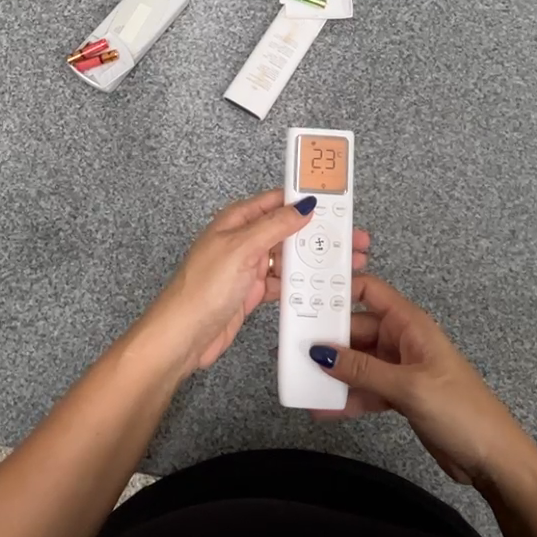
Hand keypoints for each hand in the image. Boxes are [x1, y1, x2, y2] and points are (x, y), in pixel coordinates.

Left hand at [139, 189, 369, 375]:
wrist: (183, 336)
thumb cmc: (202, 288)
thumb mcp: (241, 249)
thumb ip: (274, 226)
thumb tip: (303, 205)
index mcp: (236, 220)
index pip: (277, 201)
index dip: (305, 200)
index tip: (336, 203)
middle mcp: (243, 240)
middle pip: (288, 230)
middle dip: (319, 234)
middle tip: (353, 240)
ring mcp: (247, 267)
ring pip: (288, 257)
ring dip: (314, 261)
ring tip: (345, 265)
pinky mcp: (251, 292)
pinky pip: (282, 282)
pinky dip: (300, 284)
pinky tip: (320, 287)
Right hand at [309, 275, 536, 485]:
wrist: (495, 460)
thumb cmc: (461, 410)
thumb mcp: (408, 387)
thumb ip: (362, 370)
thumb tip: (320, 353)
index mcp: (410, 324)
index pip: (368, 291)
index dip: (338, 289)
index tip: (305, 296)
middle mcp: (403, 340)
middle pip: (356, 329)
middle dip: (326, 338)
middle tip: (291, 347)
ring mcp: (401, 368)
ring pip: (358, 362)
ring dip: (333, 372)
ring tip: (299, 379)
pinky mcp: (400, 396)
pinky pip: (365, 389)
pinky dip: (346, 398)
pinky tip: (323, 409)